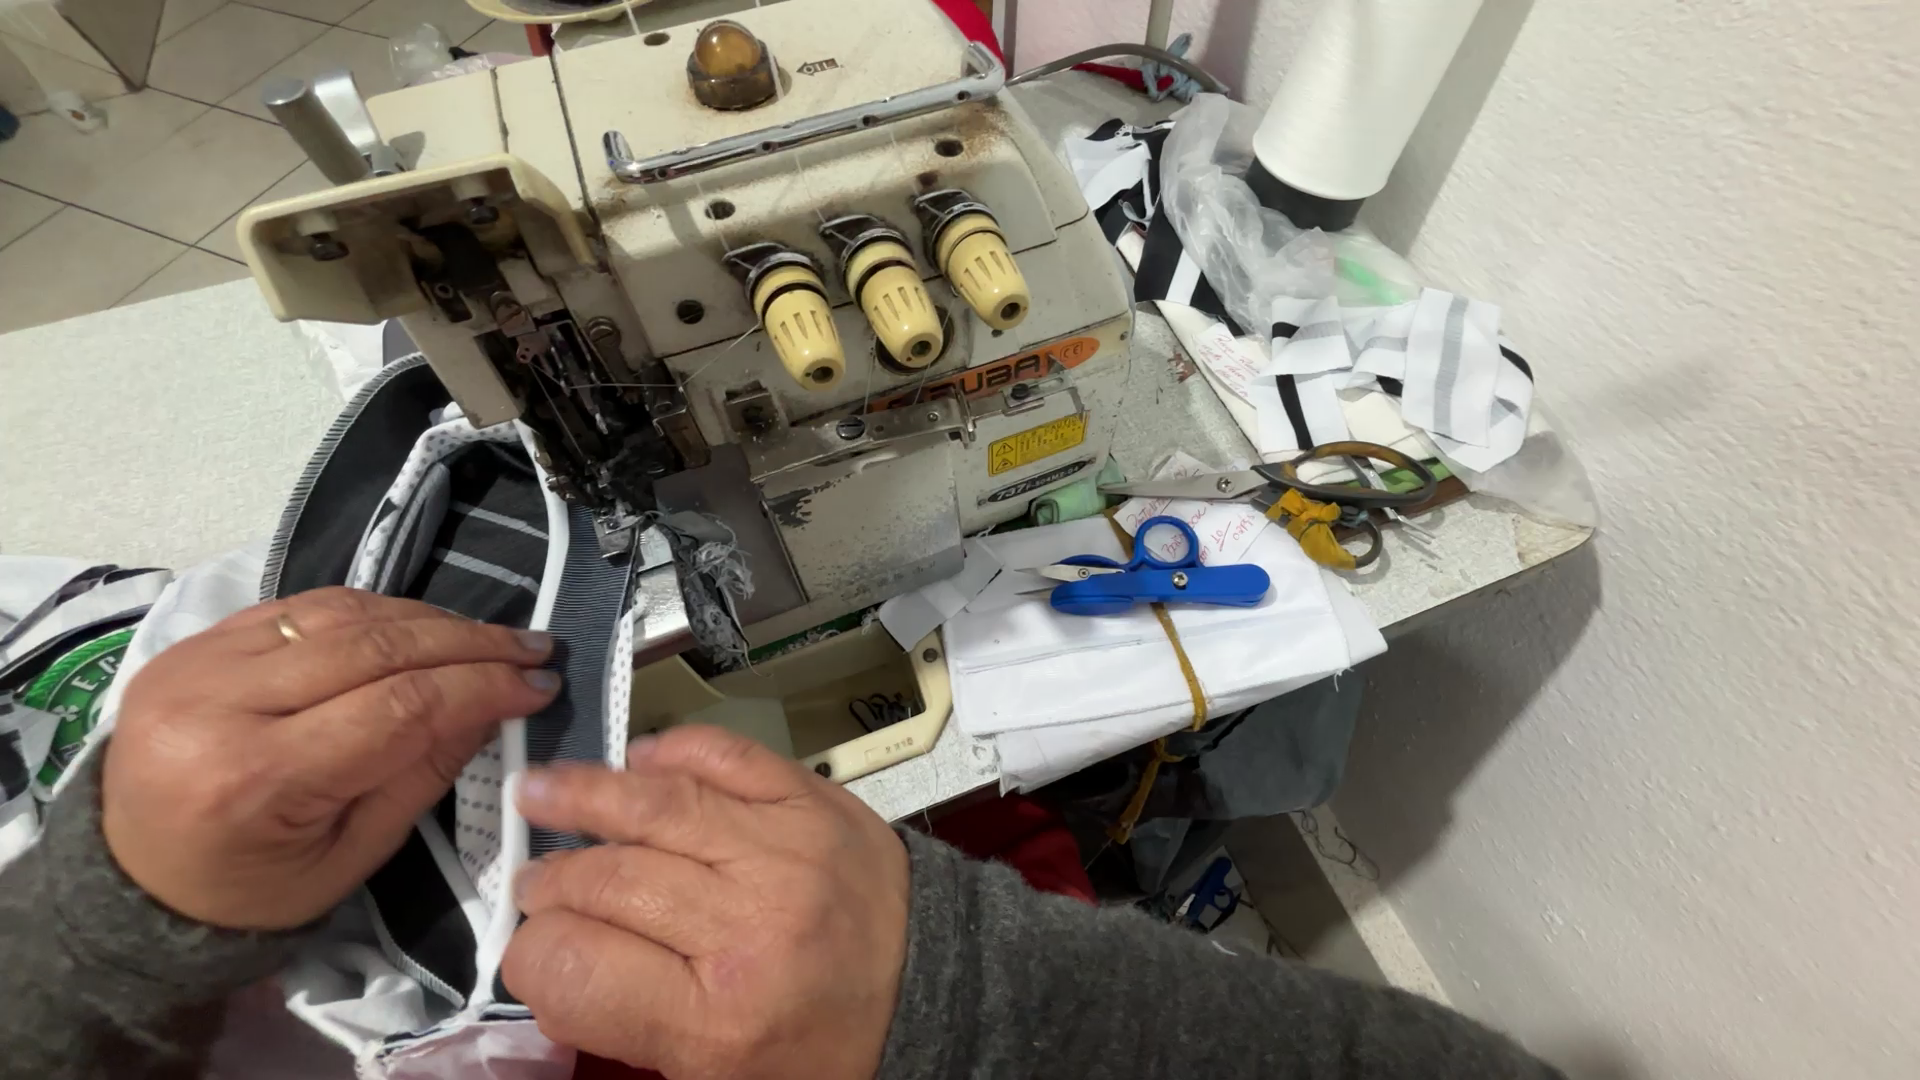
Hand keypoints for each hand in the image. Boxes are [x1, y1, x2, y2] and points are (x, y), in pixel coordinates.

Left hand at [102, 587, 558, 930]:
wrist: (133, 882)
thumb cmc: (258, 884)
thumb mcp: (359, 848)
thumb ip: (430, 767)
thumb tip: (500, 704)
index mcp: (251, 777)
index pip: (401, 706)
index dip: (485, 686)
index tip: (542, 685)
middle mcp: (215, 705)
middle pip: (381, 648)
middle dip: (475, 645)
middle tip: (535, 650)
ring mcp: (198, 662)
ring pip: (353, 614)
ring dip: (439, 621)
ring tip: (493, 638)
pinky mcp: (200, 641)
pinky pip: (316, 606)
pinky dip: (386, 611)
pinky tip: (429, 627)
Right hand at [504, 726, 909, 1079]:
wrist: (926, 980)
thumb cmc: (820, 1040)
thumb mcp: (715, 1071)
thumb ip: (627, 1015)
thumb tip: (556, 946)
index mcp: (718, 1018)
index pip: (577, 969)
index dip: (533, 954)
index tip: (533, 943)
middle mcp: (749, 921)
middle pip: (611, 878)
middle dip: (554, 877)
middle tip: (534, 873)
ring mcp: (784, 846)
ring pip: (660, 804)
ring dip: (587, 792)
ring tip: (541, 788)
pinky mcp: (813, 799)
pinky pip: (729, 756)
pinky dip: (676, 749)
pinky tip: (640, 757)